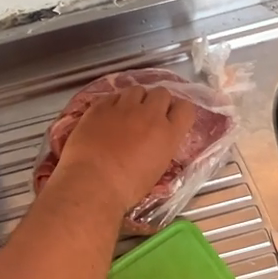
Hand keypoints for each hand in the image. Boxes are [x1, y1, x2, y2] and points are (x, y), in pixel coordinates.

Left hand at [48, 85, 194, 212]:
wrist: (91, 183)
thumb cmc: (126, 188)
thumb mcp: (156, 170)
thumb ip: (161, 148)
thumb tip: (157, 141)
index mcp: (168, 134)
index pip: (185, 109)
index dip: (178, 112)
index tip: (172, 119)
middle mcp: (149, 115)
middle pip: (161, 93)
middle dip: (157, 102)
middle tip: (148, 116)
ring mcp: (123, 108)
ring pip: (137, 89)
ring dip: (136, 99)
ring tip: (127, 113)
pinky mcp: (99, 107)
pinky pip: (112, 96)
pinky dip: (113, 104)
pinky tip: (107, 117)